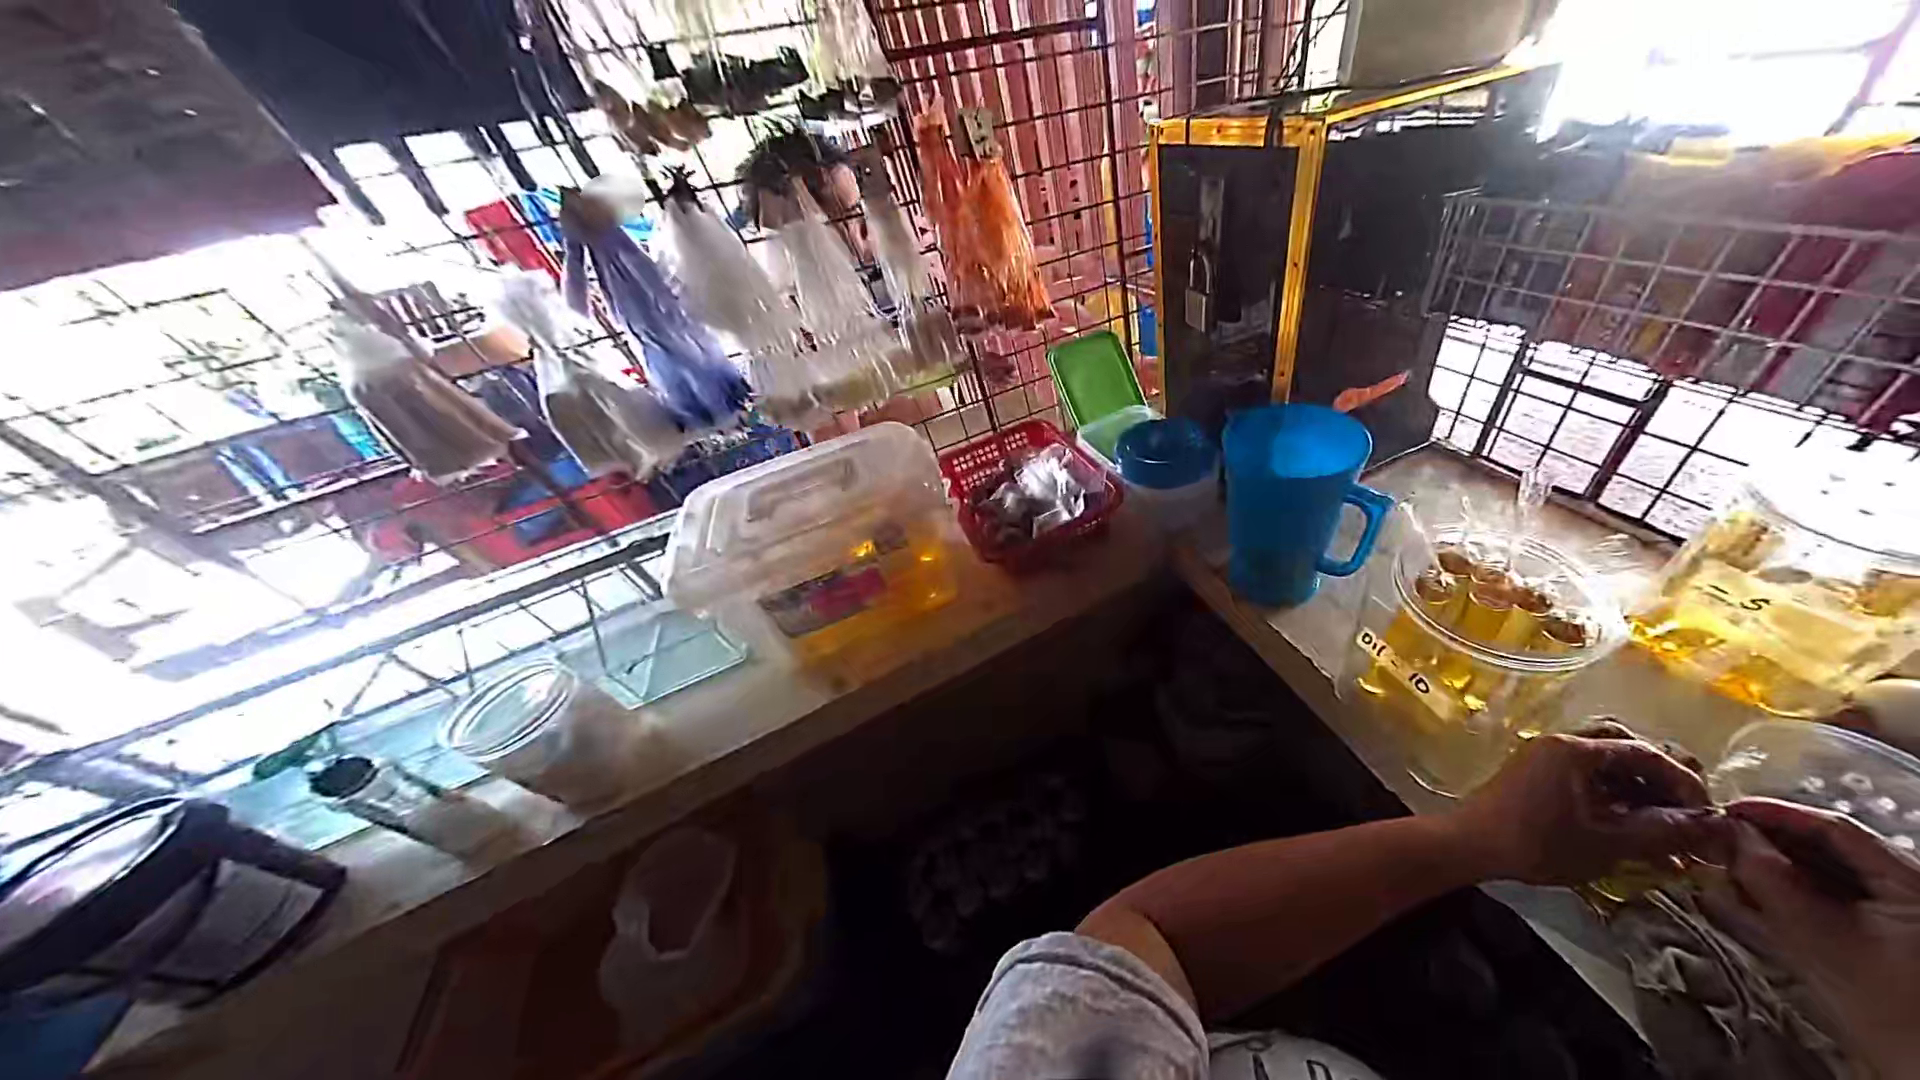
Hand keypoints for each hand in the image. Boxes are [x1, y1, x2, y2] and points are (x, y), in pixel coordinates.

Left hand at [1443, 723, 1719, 885]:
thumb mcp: (1610, 841)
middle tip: (1687, 819)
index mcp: (1573, 750)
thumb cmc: (1538, 841)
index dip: (1685, 784)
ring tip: (1667, 830)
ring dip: (1640, 792)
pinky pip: (1586, 776)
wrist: (1472, 843)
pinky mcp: (1538, 774)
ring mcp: (1544, 757)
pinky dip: (1614, 796)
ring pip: (1607, 765)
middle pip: (1626, 751)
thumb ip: (1665, 830)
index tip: (1708, 818)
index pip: (1646, 753)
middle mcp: (1558, 744)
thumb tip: (1716, 825)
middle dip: (1663, 783)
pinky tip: (1633, 828)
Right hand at [1701, 798, 1919, 1079]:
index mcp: (1912, 881)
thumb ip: (1763, 871)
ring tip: (1726, 865)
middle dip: (1768, 841)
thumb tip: (1722, 828)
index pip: (1834, 827)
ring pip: (1829, 872)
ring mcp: (1903, 915)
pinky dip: (1792, 889)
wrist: (1918, 1065)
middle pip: (1831, 848)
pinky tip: (1753, 892)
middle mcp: (1912, 890)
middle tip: (1716, 837)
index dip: (1773, 812)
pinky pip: (1836, 896)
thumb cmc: (1873, 993)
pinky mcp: (1888, 936)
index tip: (1723, 810)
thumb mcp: (1809, 927)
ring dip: (1774, 865)